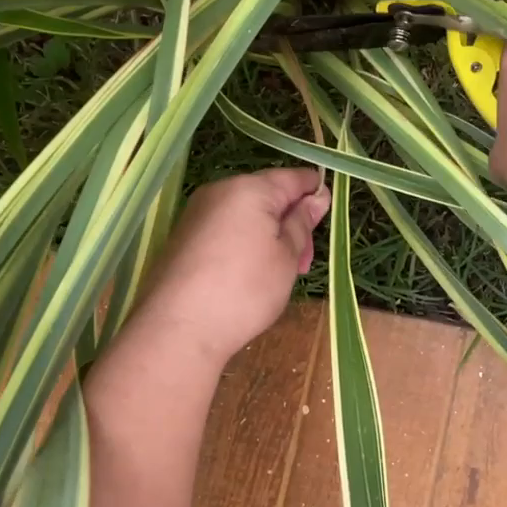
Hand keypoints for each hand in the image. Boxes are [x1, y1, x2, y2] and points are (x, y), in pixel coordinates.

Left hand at [129, 168, 329, 367]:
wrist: (178, 329)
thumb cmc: (245, 289)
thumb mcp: (287, 256)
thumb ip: (302, 222)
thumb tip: (316, 197)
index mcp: (249, 189)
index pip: (293, 177)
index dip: (315, 192)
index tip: (328, 215)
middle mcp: (219, 191)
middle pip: (267, 195)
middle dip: (291, 221)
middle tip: (303, 261)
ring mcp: (196, 214)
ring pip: (246, 214)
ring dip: (269, 235)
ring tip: (278, 273)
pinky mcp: (182, 237)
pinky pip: (226, 229)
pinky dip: (246, 244)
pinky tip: (249, 276)